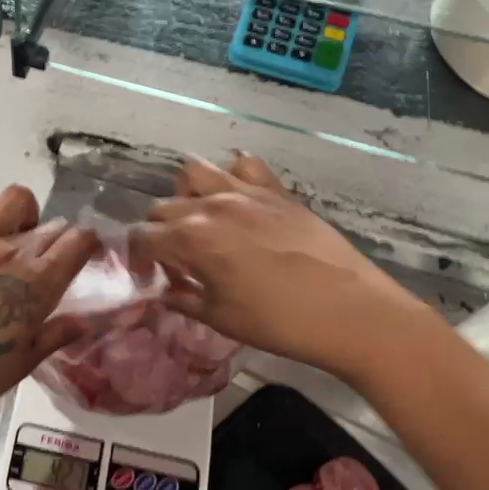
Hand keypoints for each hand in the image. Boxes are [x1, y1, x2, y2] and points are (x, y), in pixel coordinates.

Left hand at [0, 186, 99, 441]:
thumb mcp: (26, 363)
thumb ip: (57, 334)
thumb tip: (85, 321)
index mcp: (39, 283)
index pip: (79, 241)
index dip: (89, 243)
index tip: (85, 254)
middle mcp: (12, 252)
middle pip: (51, 225)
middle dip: (57, 239)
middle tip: (46, 262)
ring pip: (15, 199)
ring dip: (23, 214)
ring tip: (13, 237)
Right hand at [127, 154, 418, 374]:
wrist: (352, 312)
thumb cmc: (281, 323)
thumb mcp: (222, 319)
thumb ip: (185, 299)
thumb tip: (167, 290)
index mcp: (192, 238)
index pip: (142, 237)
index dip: (136, 259)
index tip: (148, 278)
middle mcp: (213, 206)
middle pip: (164, 206)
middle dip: (159, 233)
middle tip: (177, 263)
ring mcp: (247, 193)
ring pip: (195, 172)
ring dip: (186, 194)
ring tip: (200, 221)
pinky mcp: (277, 191)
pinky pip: (244, 166)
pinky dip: (232, 175)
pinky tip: (238, 199)